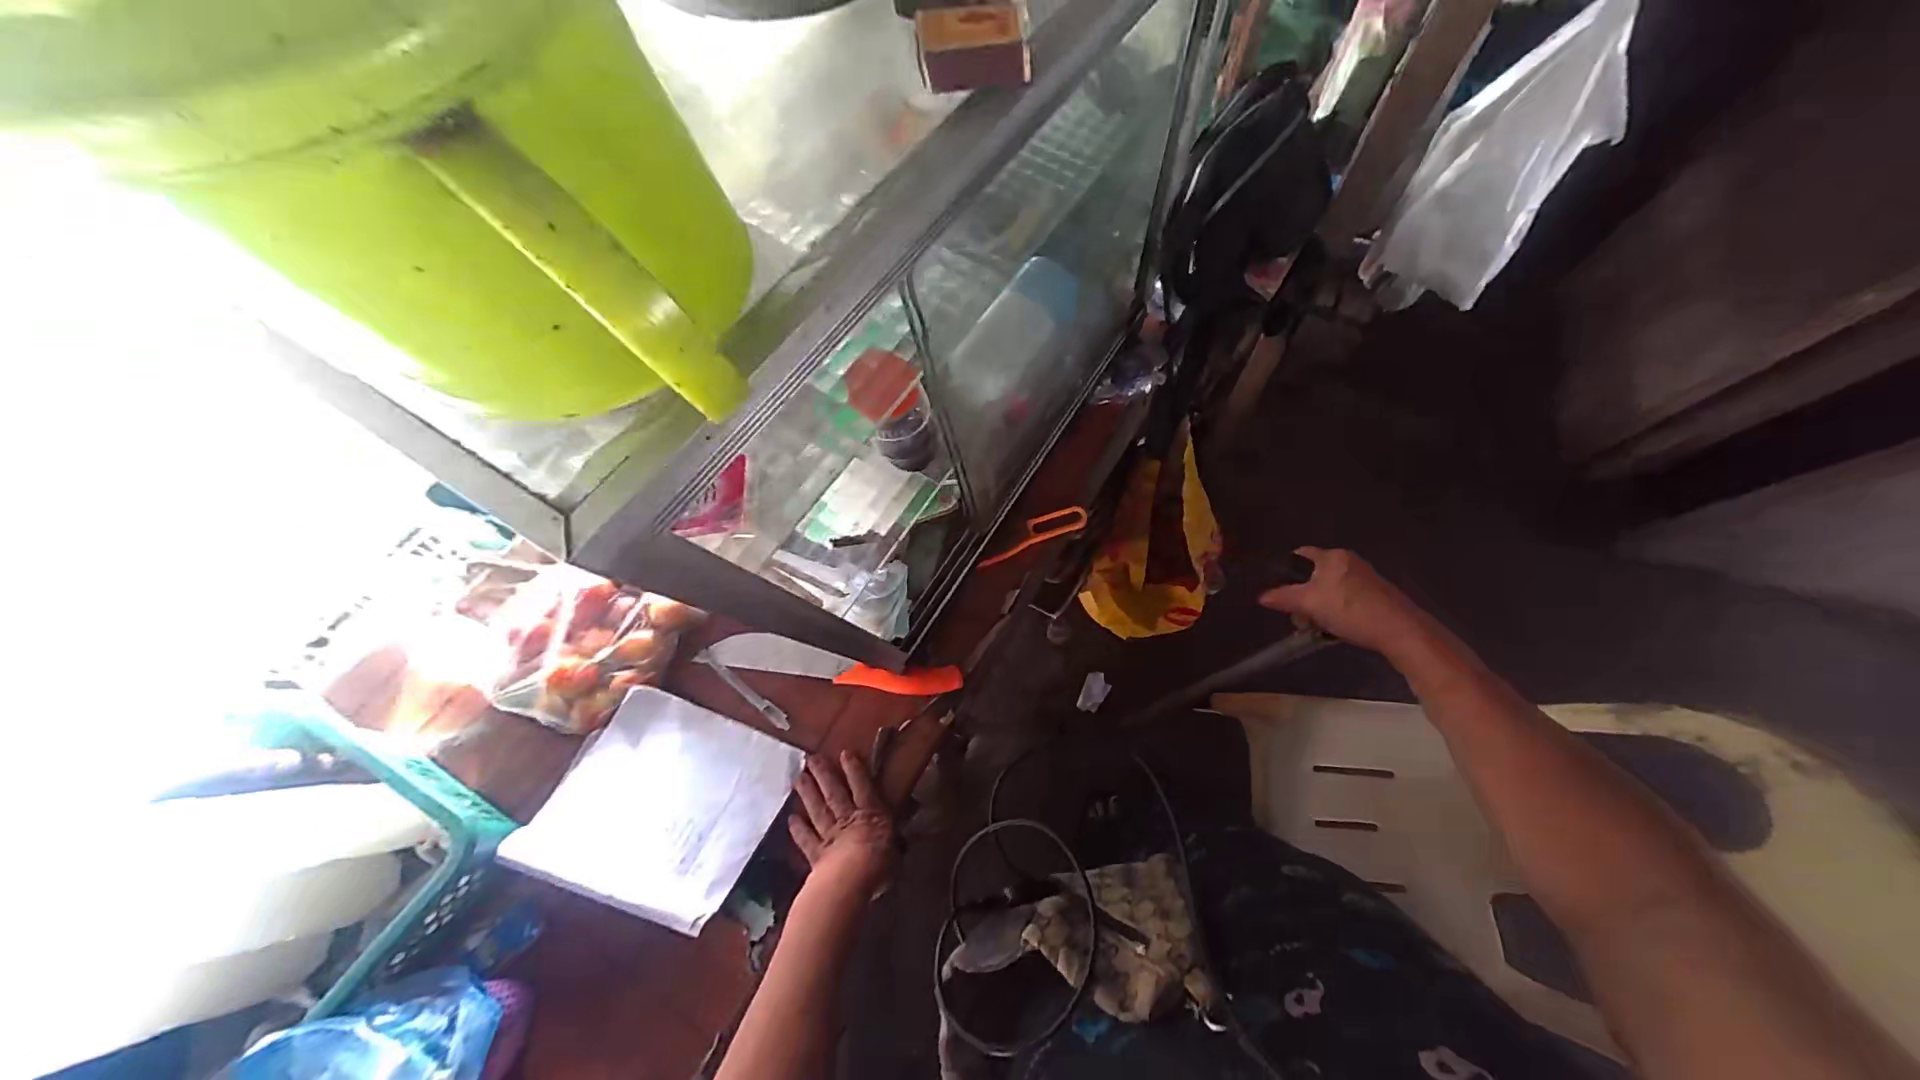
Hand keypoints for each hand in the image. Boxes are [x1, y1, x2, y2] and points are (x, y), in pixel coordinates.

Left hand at [789, 751, 895, 897]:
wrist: (848, 886)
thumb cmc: (879, 868)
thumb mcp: (897, 853)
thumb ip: (894, 843)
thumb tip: (900, 839)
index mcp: (871, 817)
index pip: (863, 788)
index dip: (854, 771)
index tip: (844, 753)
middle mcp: (848, 822)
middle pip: (835, 794)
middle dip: (824, 775)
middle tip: (812, 758)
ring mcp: (830, 838)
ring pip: (818, 811)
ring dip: (809, 795)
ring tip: (799, 778)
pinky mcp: (816, 856)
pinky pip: (807, 840)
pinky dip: (799, 830)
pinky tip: (791, 819)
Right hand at [1258, 547, 1434, 656]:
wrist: (1400, 630)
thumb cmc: (1350, 610)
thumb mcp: (1309, 604)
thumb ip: (1283, 598)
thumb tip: (1262, 596)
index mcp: (1332, 557)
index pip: (1299, 554)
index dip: (1285, 571)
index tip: (1281, 593)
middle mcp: (1349, 561)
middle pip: (1313, 575)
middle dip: (1302, 596)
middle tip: (1300, 618)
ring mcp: (1365, 578)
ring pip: (1329, 589)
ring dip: (1318, 607)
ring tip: (1318, 627)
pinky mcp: (1376, 594)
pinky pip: (1346, 598)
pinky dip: (1336, 611)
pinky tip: (1337, 628)